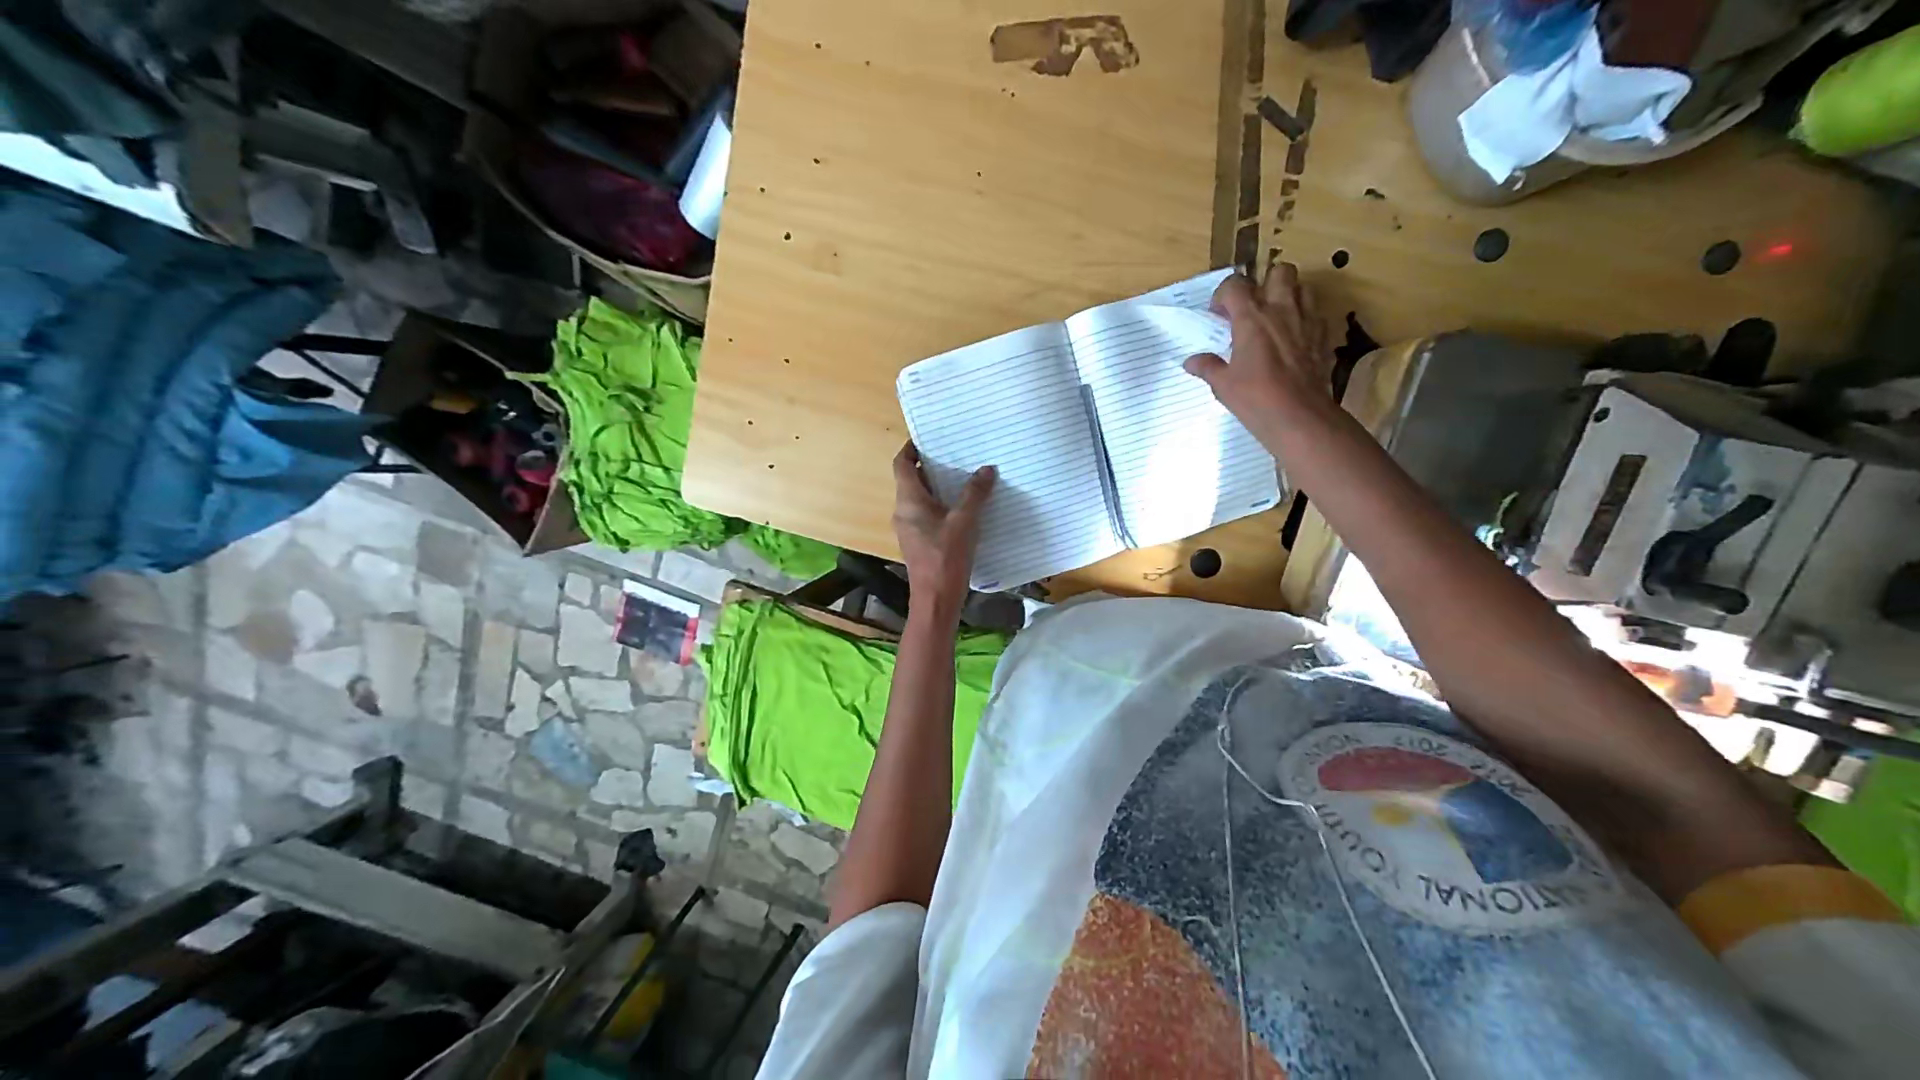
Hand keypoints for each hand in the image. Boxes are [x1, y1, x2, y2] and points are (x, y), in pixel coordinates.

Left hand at [891, 442, 995, 609]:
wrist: (936, 599)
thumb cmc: (946, 557)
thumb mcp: (965, 522)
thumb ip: (975, 493)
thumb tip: (986, 469)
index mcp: (908, 501)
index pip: (901, 464)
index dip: (910, 448)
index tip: (928, 438)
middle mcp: (903, 511)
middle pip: (911, 480)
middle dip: (930, 466)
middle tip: (955, 454)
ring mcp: (909, 528)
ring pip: (919, 498)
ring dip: (938, 486)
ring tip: (963, 476)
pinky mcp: (919, 542)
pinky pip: (926, 514)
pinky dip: (941, 505)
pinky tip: (963, 507)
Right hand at [1183, 262, 1333, 426]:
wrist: (1299, 415)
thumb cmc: (1255, 397)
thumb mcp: (1223, 385)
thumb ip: (1208, 367)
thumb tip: (1191, 362)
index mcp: (1252, 317)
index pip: (1235, 285)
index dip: (1223, 295)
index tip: (1219, 314)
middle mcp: (1282, 309)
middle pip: (1280, 272)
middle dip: (1265, 282)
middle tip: (1254, 306)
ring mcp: (1307, 320)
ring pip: (1303, 287)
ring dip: (1289, 295)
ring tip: (1275, 317)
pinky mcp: (1323, 336)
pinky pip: (1316, 313)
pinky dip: (1305, 318)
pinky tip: (1294, 337)